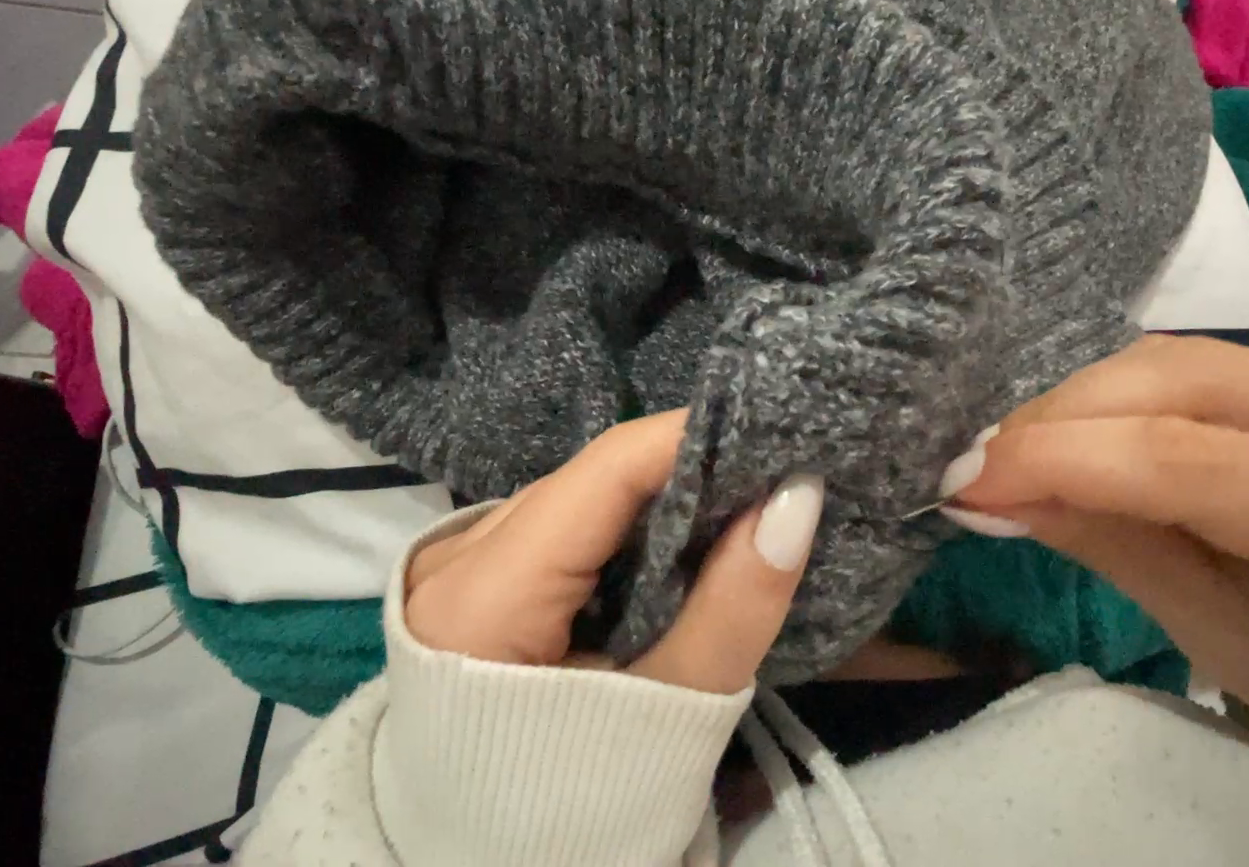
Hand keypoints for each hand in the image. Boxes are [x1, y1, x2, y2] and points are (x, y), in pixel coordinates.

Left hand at [403, 410, 824, 694]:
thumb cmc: (579, 806)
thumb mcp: (671, 712)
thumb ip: (732, 605)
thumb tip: (795, 498)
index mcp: (487, 593)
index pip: (604, 470)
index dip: (692, 441)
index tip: (771, 443)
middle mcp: (456, 559)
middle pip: (589, 481)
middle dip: (682, 474)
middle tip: (764, 484)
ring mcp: (454, 567)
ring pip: (575, 501)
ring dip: (653, 504)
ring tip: (727, 514)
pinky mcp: (469, 584)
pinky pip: (557, 531)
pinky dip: (619, 533)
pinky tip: (665, 552)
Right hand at [937, 336, 1248, 786]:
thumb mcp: (1200, 632)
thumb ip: (1099, 541)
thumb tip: (983, 490)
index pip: (1190, 463)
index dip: (1061, 458)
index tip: (966, 481)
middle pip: (1183, 385)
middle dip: (1061, 416)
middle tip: (984, 463)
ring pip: (1183, 359)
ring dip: (1081, 399)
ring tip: (1023, 448)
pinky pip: (1200, 361)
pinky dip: (1118, 391)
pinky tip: (1081, 427)